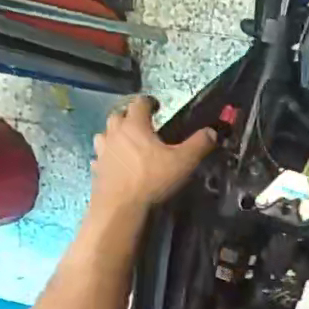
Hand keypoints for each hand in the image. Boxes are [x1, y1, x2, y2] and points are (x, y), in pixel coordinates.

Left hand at [89, 96, 216, 215]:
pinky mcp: (96, 169)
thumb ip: (199, 144)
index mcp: (135, 126)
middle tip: (142, 125)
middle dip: (130, 116)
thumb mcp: (183, 162)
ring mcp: (102, 151)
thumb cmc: (152, 179)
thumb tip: (212, 131)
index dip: (149, 102)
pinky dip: (107, 156)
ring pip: (105, 134)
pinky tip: (115, 164)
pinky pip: (100, 156)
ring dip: (115, 134)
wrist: (120, 206)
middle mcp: (115, 133)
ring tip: (126, 142)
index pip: (139, 103)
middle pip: (118, 115)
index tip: (157, 107)